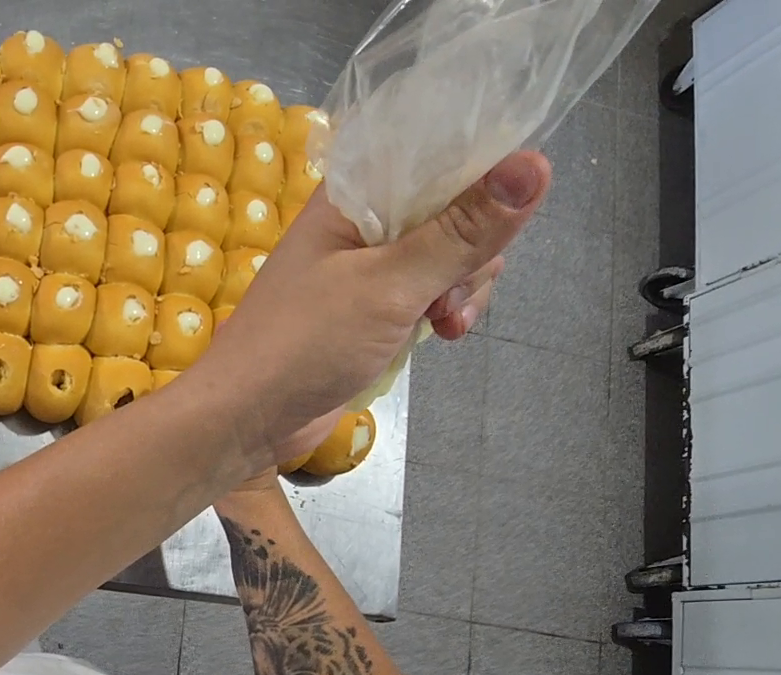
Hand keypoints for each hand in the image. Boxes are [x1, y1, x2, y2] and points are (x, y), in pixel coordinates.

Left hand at [187, 151, 550, 466]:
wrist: (244, 418)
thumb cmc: (303, 345)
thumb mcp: (390, 285)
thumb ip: (462, 231)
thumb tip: (536, 164)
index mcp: (352, 197)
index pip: (435, 150)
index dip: (483, 168)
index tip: (508, 208)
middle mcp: (359, 226)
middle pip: (452, 207)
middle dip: (474, 247)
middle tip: (455, 290)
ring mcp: (364, 272)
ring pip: (445, 256)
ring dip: (463, 286)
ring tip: (446, 323)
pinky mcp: (368, 313)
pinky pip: (426, 294)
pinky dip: (442, 310)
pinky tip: (444, 334)